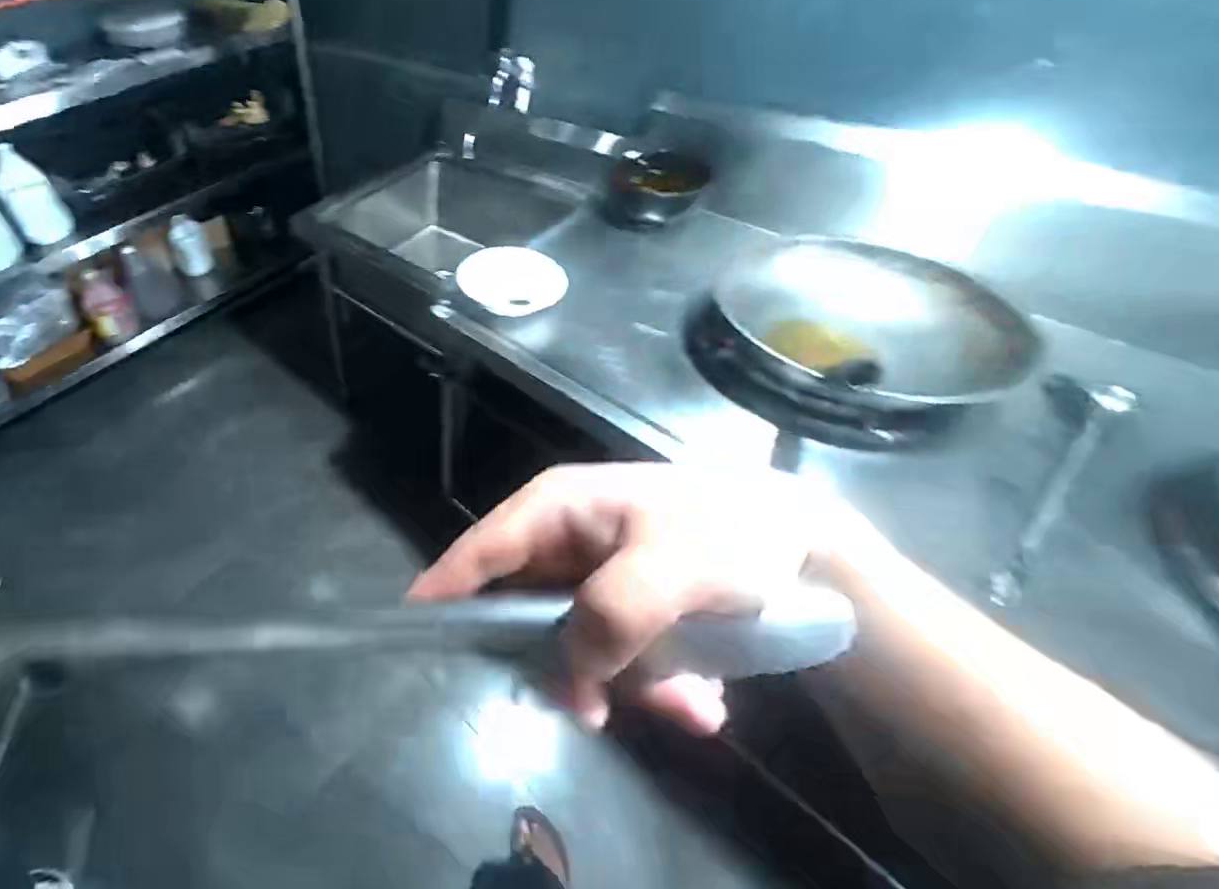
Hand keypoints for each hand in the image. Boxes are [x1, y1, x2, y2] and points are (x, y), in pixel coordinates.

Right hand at [408, 462, 871, 731]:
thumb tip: (567, 671)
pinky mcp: (625, 600)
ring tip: (686, 703)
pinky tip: (701, 700)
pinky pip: (613, 651)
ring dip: (622, 682)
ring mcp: (594, 571)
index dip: (443, 590)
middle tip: (594, 710)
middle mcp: (565, 538)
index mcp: (557, 508)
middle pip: (524, 609)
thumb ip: (612, 613)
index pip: (481, 549)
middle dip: (562, 663)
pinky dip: (650, 682)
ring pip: (574, 641)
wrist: (807, 544)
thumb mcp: (675, 567)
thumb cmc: (731, 533)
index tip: (412, 636)